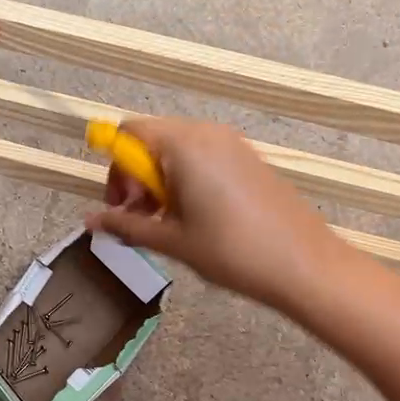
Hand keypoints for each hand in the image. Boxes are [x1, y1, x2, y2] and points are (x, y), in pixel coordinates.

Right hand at [84, 117, 348, 308]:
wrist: (309, 267)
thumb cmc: (233, 252)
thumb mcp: (171, 240)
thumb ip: (125, 225)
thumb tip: (90, 222)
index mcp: (182, 145)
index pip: (127, 133)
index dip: (115, 169)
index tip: (123, 207)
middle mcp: (206, 133)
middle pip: (150, 138)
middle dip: (136, 176)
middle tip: (141, 217)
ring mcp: (232, 143)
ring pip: (176, 148)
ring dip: (160, 179)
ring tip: (168, 221)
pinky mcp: (250, 159)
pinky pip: (202, 155)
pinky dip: (187, 178)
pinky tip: (197, 216)